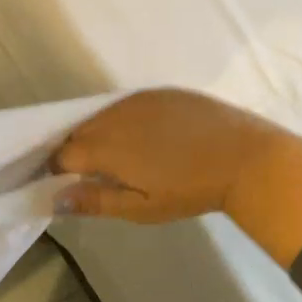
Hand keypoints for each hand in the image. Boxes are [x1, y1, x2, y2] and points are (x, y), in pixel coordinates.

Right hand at [50, 88, 283, 223]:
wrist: (248, 159)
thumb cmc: (190, 191)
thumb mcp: (140, 208)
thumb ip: (95, 201)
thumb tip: (54, 199)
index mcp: (106, 148)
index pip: (61, 156)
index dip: (57, 171)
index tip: (64, 185)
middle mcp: (114, 117)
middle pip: (76, 133)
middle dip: (74, 152)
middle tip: (89, 174)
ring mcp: (139, 100)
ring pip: (100, 117)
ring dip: (96, 135)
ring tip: (114, 156)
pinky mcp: (161, 92)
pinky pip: (125, 105)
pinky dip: (121, 120)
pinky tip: (139, 137)